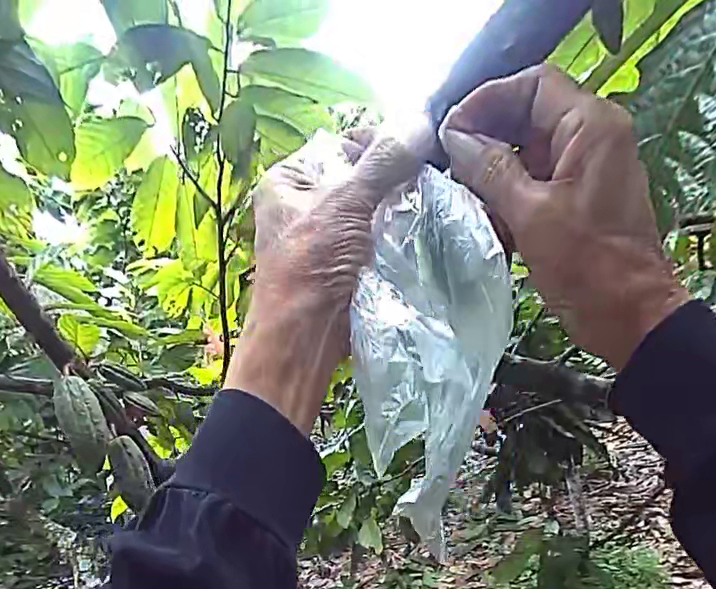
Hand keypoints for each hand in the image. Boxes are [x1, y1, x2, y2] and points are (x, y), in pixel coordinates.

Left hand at [227, 133, 420, 431]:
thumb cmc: (311, 265)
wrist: (305, 339)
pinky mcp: (346, 272)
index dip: (379, 144)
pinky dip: (396, 242)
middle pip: (361, 181)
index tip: (416, 151)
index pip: (342, 144)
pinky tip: (417, 239)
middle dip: (393, 184)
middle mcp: (305, 208)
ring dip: (397, 215)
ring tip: (424, 212)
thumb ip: (384, 161)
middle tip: (425, 185)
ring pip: (372, 215)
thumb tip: (422, 121)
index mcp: (290, 180)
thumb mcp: (346, 202)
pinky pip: (377, 245)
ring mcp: (326, 243)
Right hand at [440, 65, 690, 369]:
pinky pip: (535, 190)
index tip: (450, 131)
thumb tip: (456, 140)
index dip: (487, 101)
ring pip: (528, 158)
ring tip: (459, 197)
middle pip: (528, 120)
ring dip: (492, 176)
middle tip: (447, 166)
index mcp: (590, 128)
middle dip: (486, 141)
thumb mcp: (534, 216)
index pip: (533, 87)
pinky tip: (482, 222)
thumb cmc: (589, 267)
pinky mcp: (576, 208)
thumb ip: (492, 172)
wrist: (629, 319)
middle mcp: (591, 142)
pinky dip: (508, 202)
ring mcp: (584, 176)